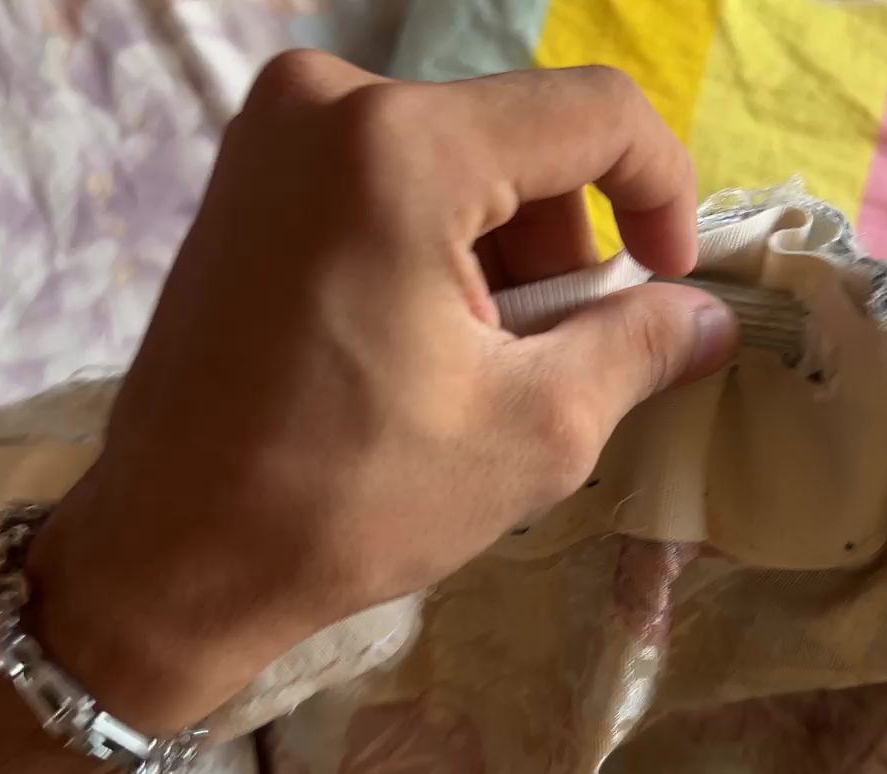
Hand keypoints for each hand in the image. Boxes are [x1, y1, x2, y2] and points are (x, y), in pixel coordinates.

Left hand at [25, 51, 737, 733]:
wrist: (177, 556)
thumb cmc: (352, 502)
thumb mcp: (533, 433)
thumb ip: (639, 349)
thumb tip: (709, 316)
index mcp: (402, 148)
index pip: (595, 114)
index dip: (663, 190)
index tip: (670, 279)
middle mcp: (325, 103)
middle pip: (519, 149)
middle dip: (560, 257)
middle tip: (542, 369)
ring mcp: (269, 140)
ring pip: (454, 174)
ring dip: (497, 269)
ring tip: (465, 378)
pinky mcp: (245, 189)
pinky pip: (385, 193)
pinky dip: (430, 262)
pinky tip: (408, 354)